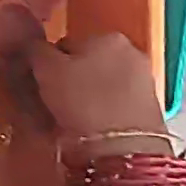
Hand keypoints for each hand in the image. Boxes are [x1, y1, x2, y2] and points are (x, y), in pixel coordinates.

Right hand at [28, 34, 166, 140]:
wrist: (124, 149)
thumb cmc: (82, 101)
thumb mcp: (47, 70)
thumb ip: (37, 50)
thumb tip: (34, 45)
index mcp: (107, 36)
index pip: (66, 42)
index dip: (49, 64)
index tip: (41, 83)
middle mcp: (132, 51)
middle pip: (88, 62)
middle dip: (72, 77)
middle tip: (54, 100)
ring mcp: (145, 80)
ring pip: (103, 83)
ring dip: (88, 95)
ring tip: (72, 118)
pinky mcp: (152, 108)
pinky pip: (117, 102)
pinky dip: (104, 110)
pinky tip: (92, 127)